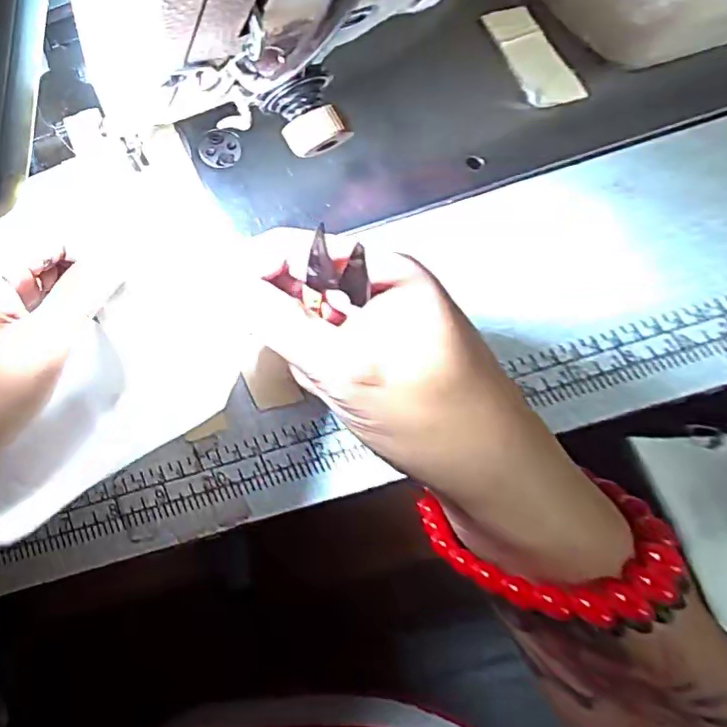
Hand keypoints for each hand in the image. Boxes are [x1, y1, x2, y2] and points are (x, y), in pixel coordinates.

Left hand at [0, 243, 120, 527]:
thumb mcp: (42, 345)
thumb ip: (84, 292)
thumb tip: (120, 252)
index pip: (60, 237)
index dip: (100, 252)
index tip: (135, 277)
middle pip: (57, 253)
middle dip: (94, 272)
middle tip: (129, 296)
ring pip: (55, 277)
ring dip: (86, 291)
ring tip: (117, 309)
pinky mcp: (3, 317)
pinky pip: (46, 298)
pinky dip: (71, 308)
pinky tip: (95, 319)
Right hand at [236, 228, 630, 581]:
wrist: (495, 478)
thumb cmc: (430, 417)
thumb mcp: (343, 366)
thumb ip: (278, 320)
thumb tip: (231, 285)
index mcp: (379, 267)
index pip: (294, 247)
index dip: (254, 271)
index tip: (233, 310)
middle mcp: (378, 284)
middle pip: (298, 283)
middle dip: (288, 324)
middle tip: (307, 364)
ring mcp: (380, 317)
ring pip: (308, 320)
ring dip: (306, 353)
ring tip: (335, 386)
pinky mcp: (379, 348)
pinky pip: (326, 346)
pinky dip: (321, 370)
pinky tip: (348, 396)